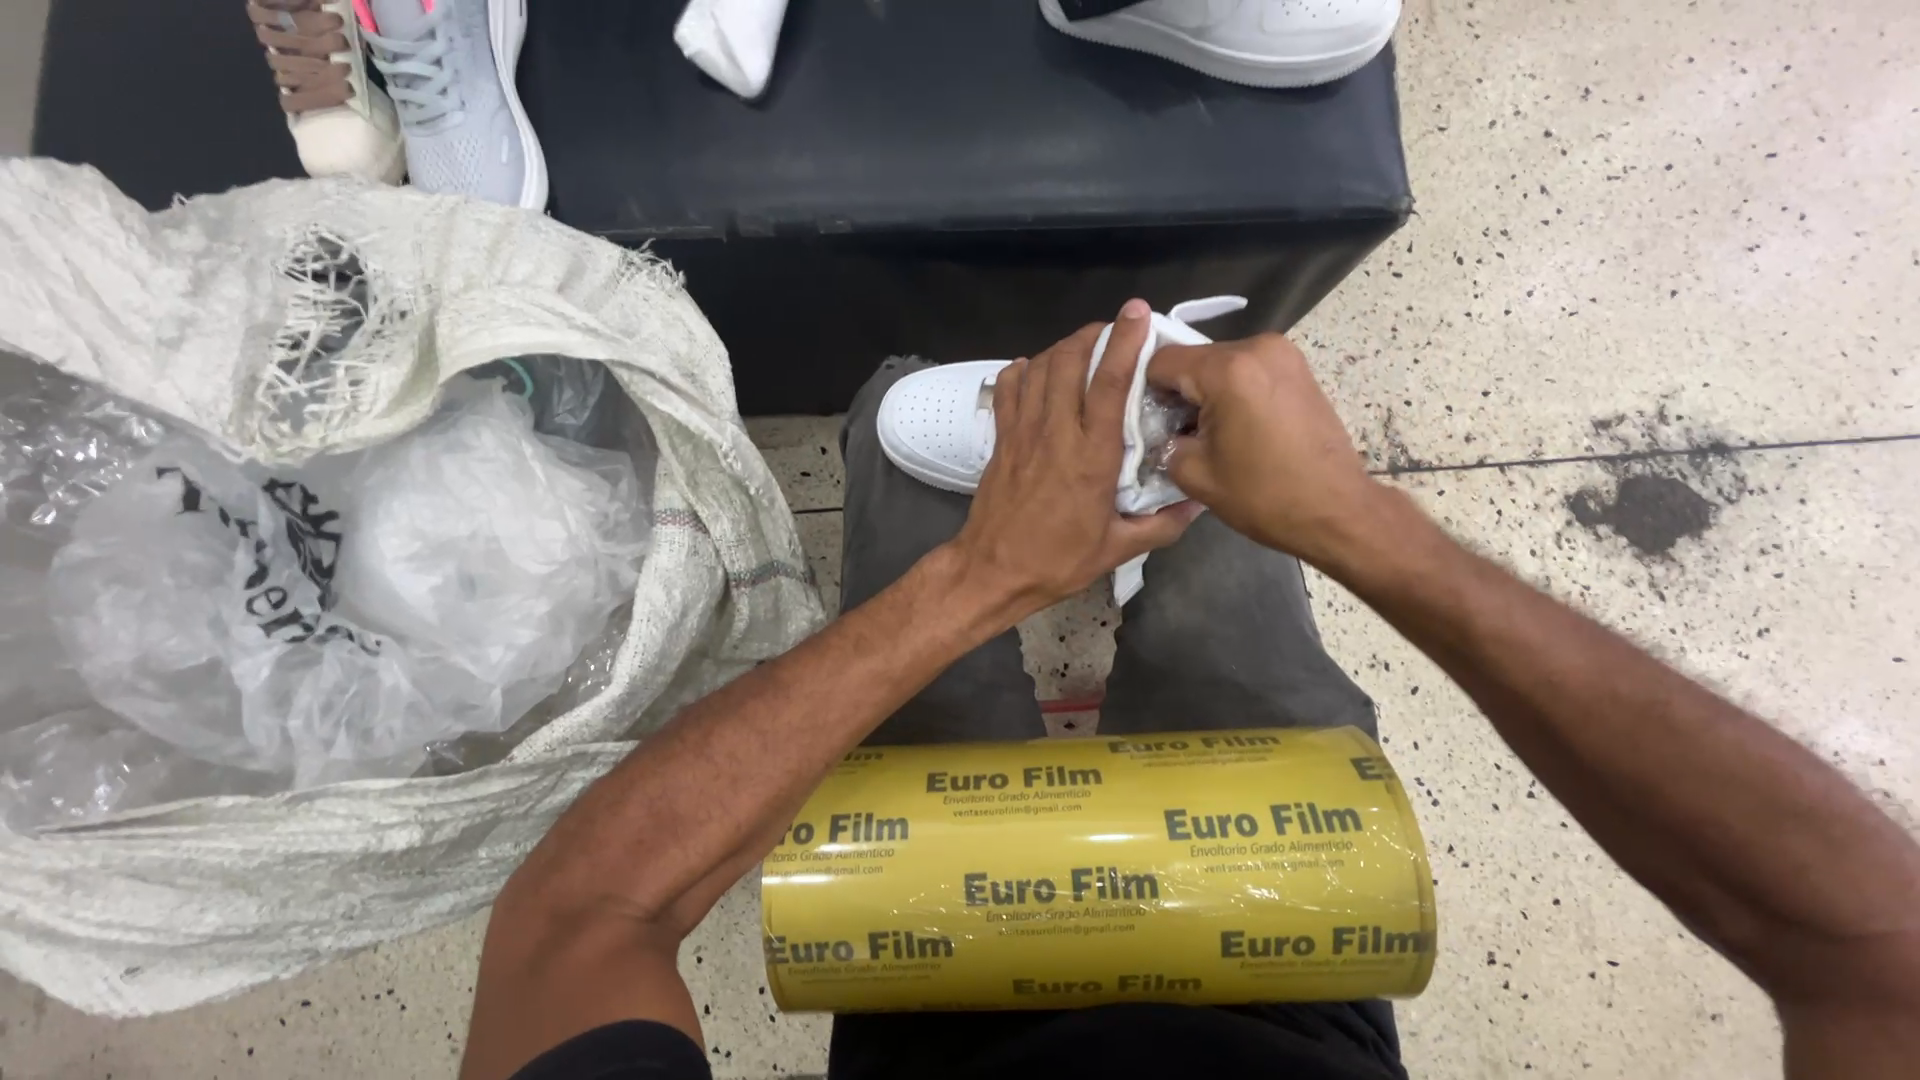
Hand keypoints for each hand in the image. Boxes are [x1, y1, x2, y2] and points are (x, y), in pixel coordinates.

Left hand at [947, 299, 1201, 617]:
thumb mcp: (1118, 549)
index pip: (1109, 383)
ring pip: (1039, 369)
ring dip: (1062, 348)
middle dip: (1092, 335)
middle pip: (1069, 362)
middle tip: (1112, 331)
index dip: (1124, 342)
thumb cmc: (1058, 561)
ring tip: (1083, 346)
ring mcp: (1022, 433)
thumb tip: (1199, 502)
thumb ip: (1162, 524)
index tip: (1137, 314)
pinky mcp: (1001, 440)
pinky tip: (1036, 371)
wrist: (993, 572)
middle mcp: (1055, 433)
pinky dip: (1023, 370)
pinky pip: (1008, 390)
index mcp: (1091, 456)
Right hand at [1147, 333, 1385, 566]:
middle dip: (1178, 392)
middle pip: (1193, 359)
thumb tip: (1159, 431)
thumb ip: (1163, 441)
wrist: (1337, 510)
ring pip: (1219, 364)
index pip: (1162, 360)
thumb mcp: (1194, 474)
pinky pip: (1246, 371)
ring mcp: (1282, 354)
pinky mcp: (1297, 368)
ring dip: (1206, 393)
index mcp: (1227, 371)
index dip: (1146, 390)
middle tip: (1176, 433)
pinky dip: (1232, 393)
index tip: (1148, 421)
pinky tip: (1235, 428)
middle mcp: (1257, 348)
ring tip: (1209, 434)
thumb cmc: (1264, 495)